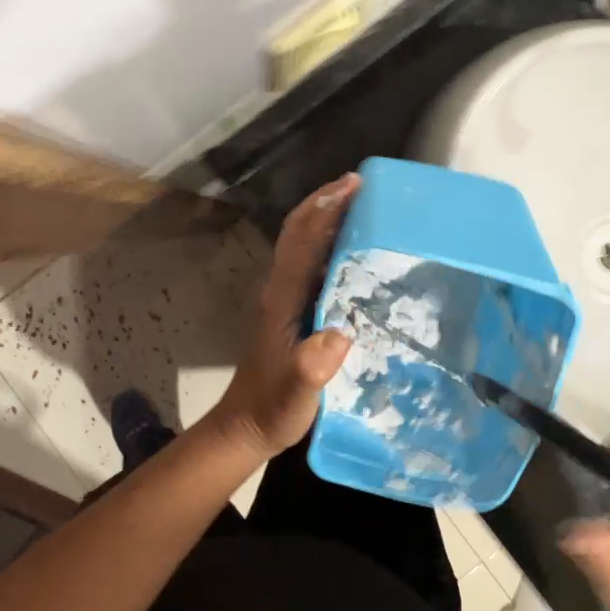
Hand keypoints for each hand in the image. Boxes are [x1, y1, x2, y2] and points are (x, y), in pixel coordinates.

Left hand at [210, 173, 360, 459]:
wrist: (246, 427)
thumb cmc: (272, 409)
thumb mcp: (295, 395)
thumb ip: (311, 368)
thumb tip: (338, 336)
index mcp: (281, 299)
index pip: (303, 243)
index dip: (325, 211)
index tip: (352, 185)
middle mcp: (280, 290)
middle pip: (299, 233)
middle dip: (326, 203)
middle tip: (361, 184)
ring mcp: (284, 299)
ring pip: (304, 245)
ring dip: (327, 219)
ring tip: (363, 204)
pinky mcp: (292, 311)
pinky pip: (311, 265)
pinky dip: (330, 244)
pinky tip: (356, 250)